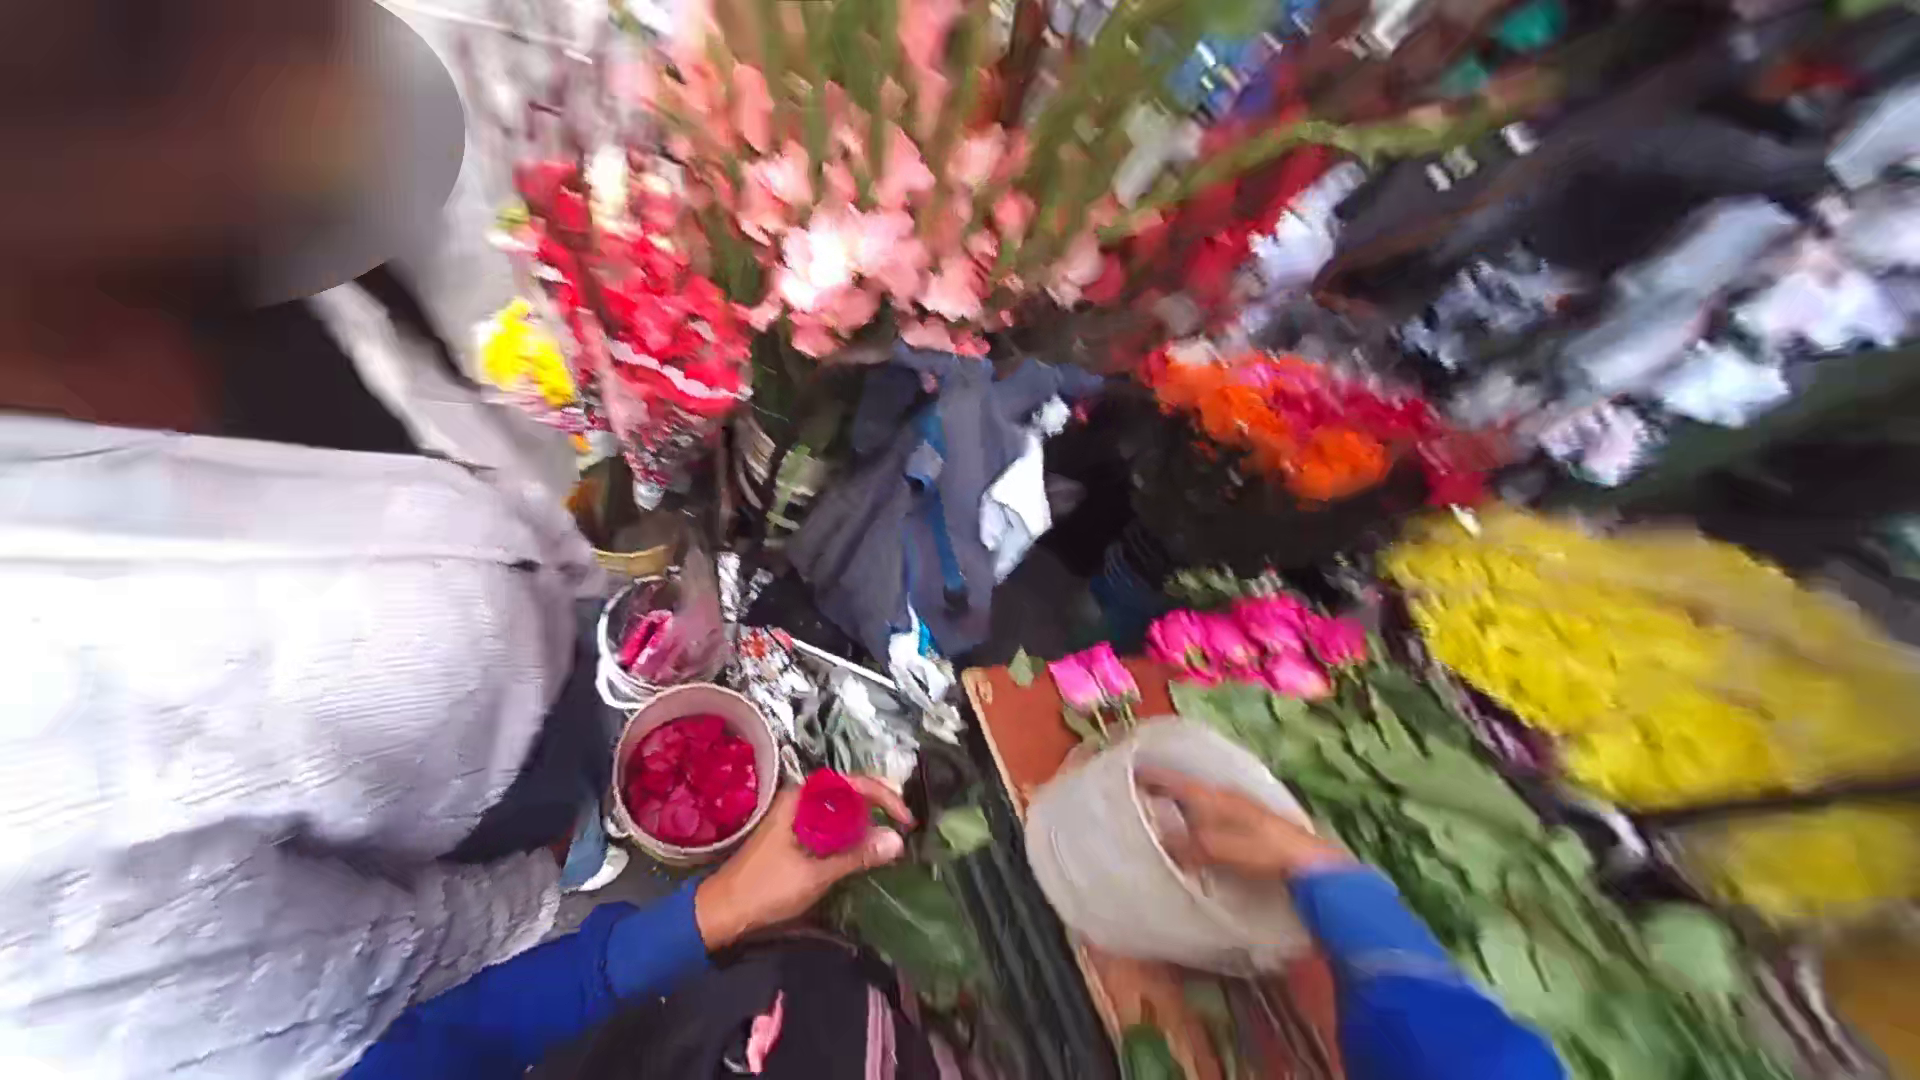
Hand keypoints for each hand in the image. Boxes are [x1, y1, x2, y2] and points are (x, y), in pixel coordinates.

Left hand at [694, 775, 911, 949]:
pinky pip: (832, 821)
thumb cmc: (765, 889)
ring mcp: (797, 814)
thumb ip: (856, 856)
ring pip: (842, 805)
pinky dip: (852, 829)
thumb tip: (897, 840)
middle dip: (879, 802)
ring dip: (867, 816)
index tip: (905, 818)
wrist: (720, 912)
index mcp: (801, 797)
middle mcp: (800, 798)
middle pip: (849, 789)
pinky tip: (865, 844)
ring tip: (891, 832)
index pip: (853, 782)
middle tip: (903, 822)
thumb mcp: (814, 875)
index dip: (884, 796)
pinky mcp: (796, 832)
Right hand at [1137, 768, 1350, 881]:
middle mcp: (1227, 798)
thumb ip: (1190, 845)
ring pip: (1201, 806)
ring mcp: (1242, 814)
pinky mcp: (1253, 833)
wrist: (1316, 870)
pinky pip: (1213, 822)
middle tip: (1140, 797)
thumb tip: (1160, 843)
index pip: (1175, 780)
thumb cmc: (1266, 852)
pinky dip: (1198, 825)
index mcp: (1216, 795)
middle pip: (1187, 790)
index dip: (1153, 775)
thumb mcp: (1221, 849)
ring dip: (1182, 809)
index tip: (1130, 772)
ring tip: (1162, 819)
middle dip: (1164, 791)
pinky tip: (1195, 841)